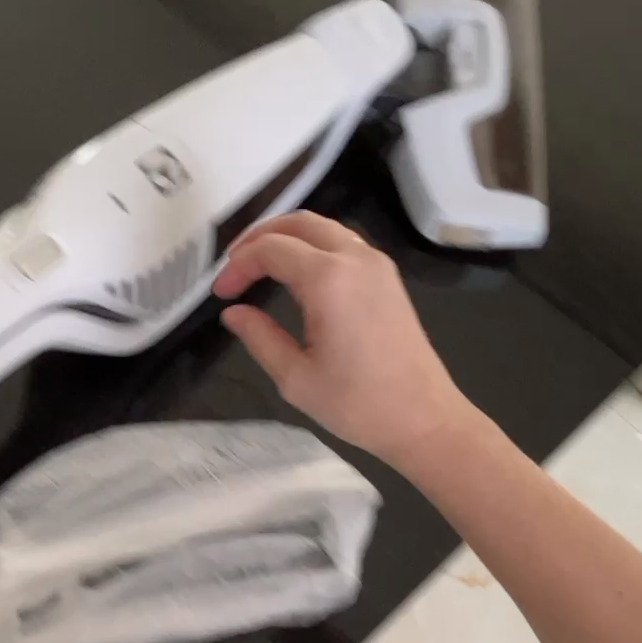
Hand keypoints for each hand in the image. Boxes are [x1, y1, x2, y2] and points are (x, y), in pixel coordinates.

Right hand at [213, 212, 475, 464]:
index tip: (219, 293)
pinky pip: (343, 244)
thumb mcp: (295, 378)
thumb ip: (259, 337)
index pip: (271, 251)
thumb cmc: (356, 404)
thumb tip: (233, 313)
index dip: (239, 266)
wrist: (421, 418)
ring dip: (288, 238)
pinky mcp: (387, 278)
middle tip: (233, 263)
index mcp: (328, 281)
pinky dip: (313, 247)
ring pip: (324, 228)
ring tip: (259, 264)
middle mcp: (355, 259)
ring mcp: (376, 265)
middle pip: (299, 224)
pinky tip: (296, 273)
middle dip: (260, 237)